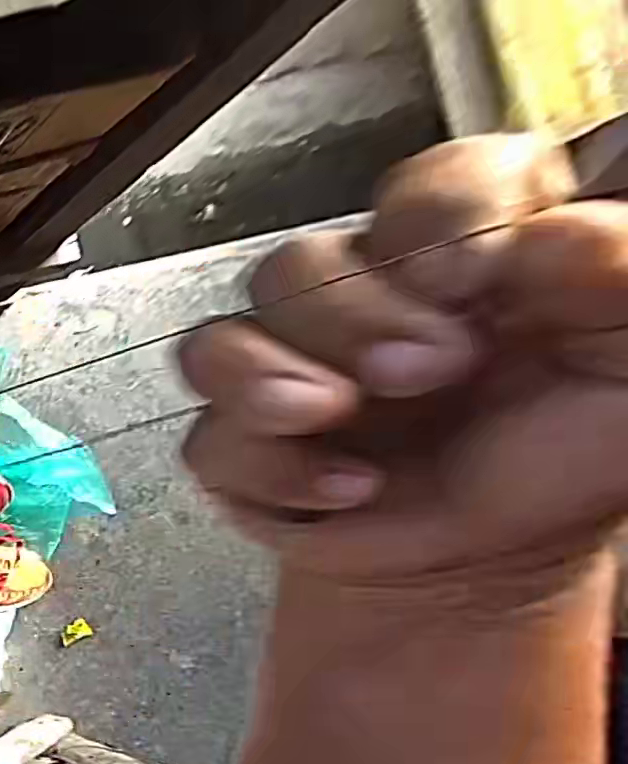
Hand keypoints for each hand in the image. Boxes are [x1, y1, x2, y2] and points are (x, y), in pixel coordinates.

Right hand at [177, 134, 627, 591]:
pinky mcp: (228, 442)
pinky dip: (270, 467)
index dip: (434, 212)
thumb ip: (624, 276)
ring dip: (266, 382)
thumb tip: (549, 236)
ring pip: (212, 344)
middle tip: (427, 373)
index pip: (427, 183)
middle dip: (349, 318)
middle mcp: (350, 305)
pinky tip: (342, 488)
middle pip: (291, 267)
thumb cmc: (573, 449)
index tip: (467, 275)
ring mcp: (271, 374)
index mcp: (458, 257)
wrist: (486, 550)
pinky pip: (207, 440)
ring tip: (333, 419)